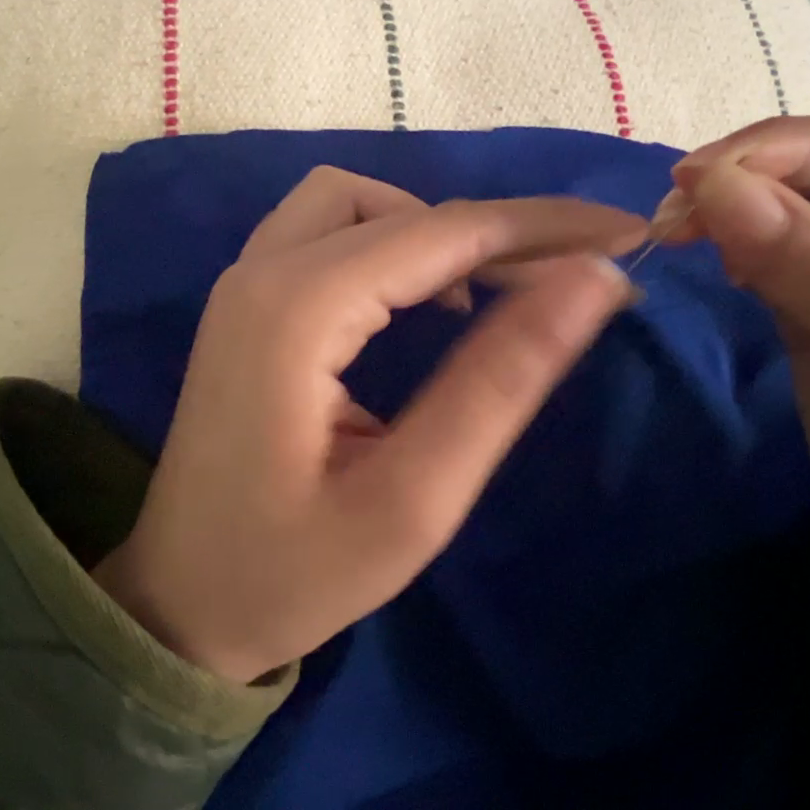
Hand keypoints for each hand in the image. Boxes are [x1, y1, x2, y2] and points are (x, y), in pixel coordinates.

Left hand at [93, 167, 646, 682]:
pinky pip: (323, 235)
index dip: (542, 226)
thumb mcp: (412, 499)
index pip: (440, 231)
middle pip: (396, 207)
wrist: (179, 603)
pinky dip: (388, 245)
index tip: (631, 234)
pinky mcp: (241, 306)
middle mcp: (258, 273)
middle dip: (494, 229)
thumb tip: (592, 280)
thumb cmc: (291, 574)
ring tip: (497, 294)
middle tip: (576, 276)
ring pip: (353, 205)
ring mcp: (240, 284)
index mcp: (295, 311)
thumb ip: (499, 382)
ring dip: (432, 231)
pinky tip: (427, 302)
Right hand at [664, 117, 809, 670]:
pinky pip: (777, 254)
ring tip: (670, 228)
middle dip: (757, 179)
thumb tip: (719, 191)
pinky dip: (734, 246)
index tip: (695, 172)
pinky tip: (704, 252)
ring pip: (803, 206)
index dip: (799, 150)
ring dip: (734, 209)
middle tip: (667, 208)